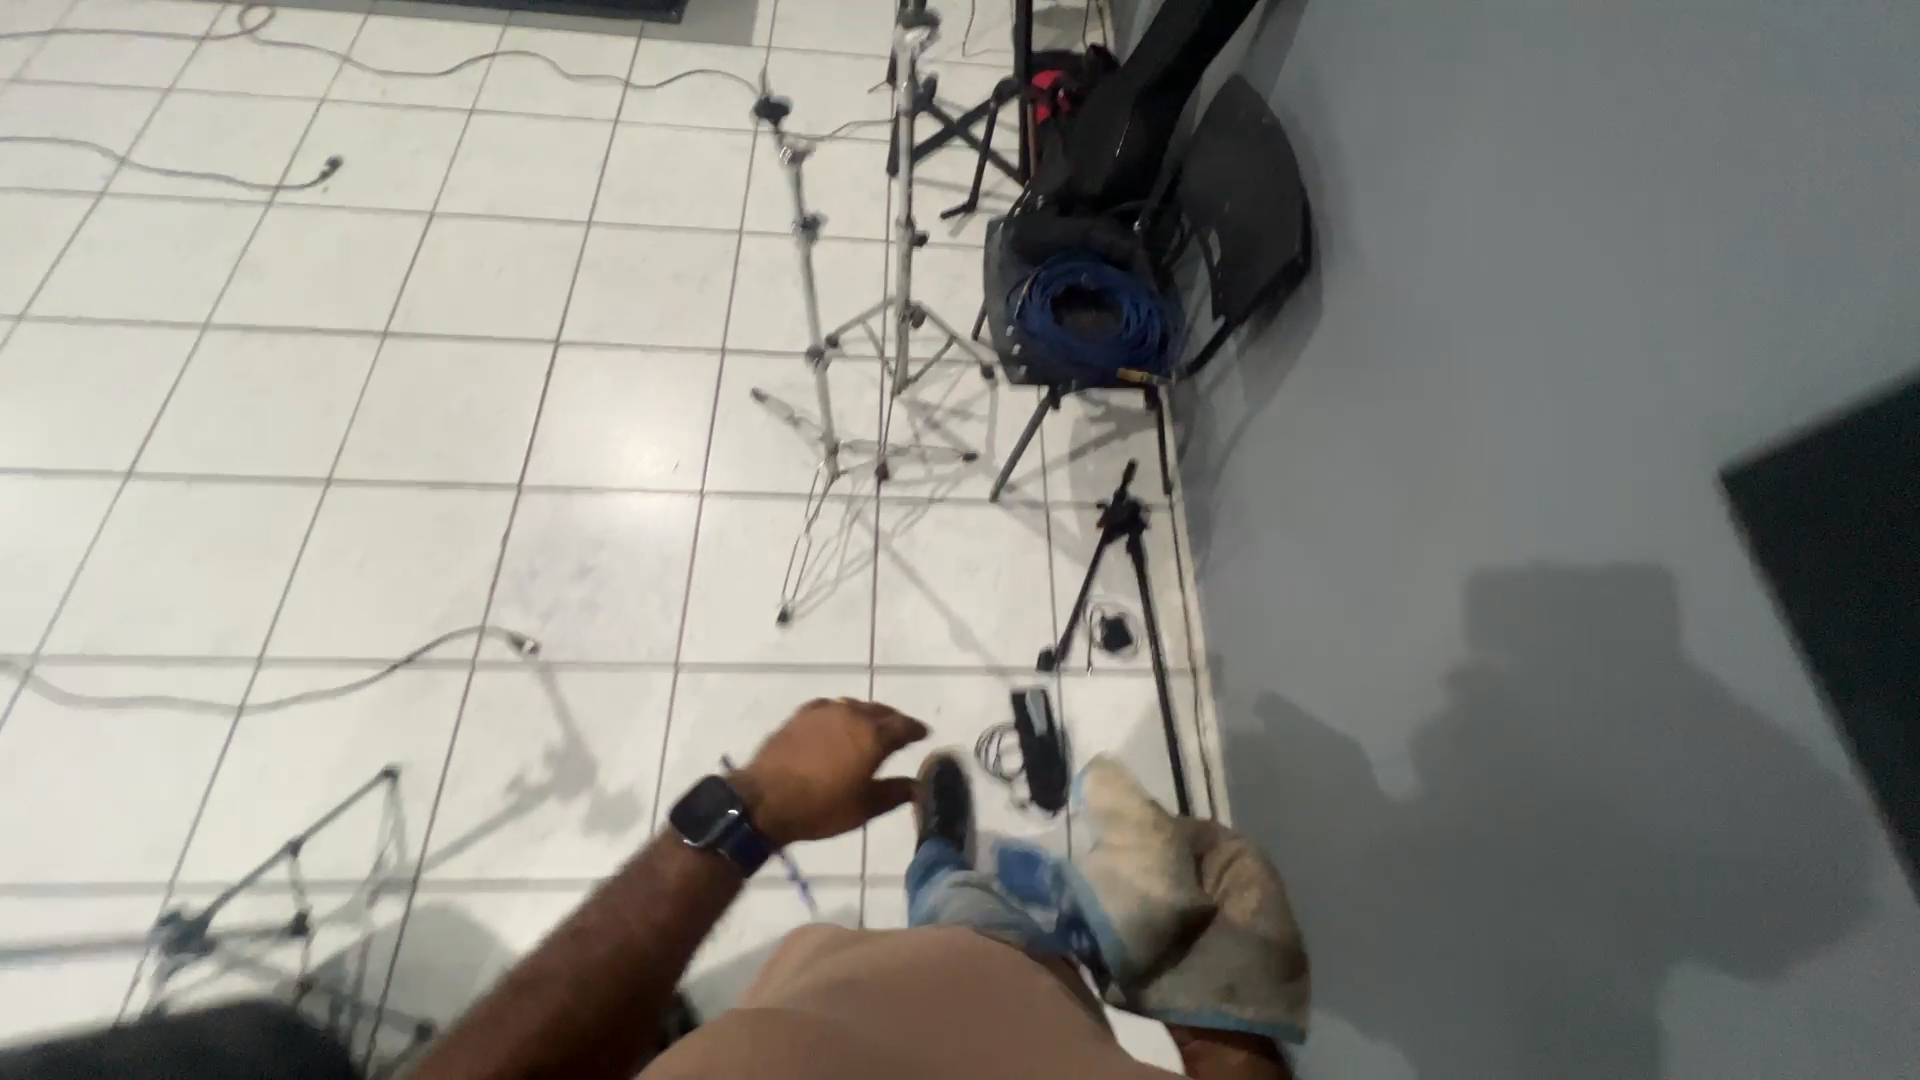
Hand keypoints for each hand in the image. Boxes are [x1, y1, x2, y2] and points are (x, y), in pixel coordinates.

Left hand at [731, 698, 928, 846]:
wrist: (764, 800)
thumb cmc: (820, 807)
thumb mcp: (864, 807)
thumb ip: (895, 793)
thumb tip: (918, 786)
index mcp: (873, 736)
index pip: (904, 727)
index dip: (916, 731)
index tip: (924, 734)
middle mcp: (852, 715)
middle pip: (881, 712)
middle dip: (894, 721)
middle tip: (901, 732)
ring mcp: (825, 712)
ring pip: (855, 707)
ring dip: (868, 715)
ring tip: (871, 728)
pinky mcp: (802, 715)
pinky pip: (830, 708)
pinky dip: (841, 714)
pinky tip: (838, 724)